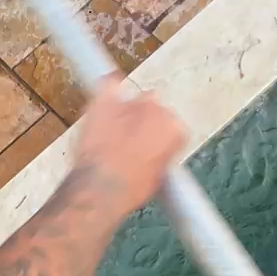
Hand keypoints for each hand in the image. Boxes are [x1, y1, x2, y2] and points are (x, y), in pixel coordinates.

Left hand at [69, 76, 186, 217]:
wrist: (101, 188)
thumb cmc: (131, 190)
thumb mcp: (158, 179)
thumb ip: (162, 157)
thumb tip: (156, 155)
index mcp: (175, 129)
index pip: (174, 128)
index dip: (162, 142)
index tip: (153, 153)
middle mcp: (158, 108)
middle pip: (156, 110)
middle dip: (146, 125)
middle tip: (133, 146)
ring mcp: (131, 100)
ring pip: (135, 99)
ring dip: (128, 113)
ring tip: (115, 136)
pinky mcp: (105, 97)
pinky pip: (109, 85)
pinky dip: (108, 93)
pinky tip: (104, 107)